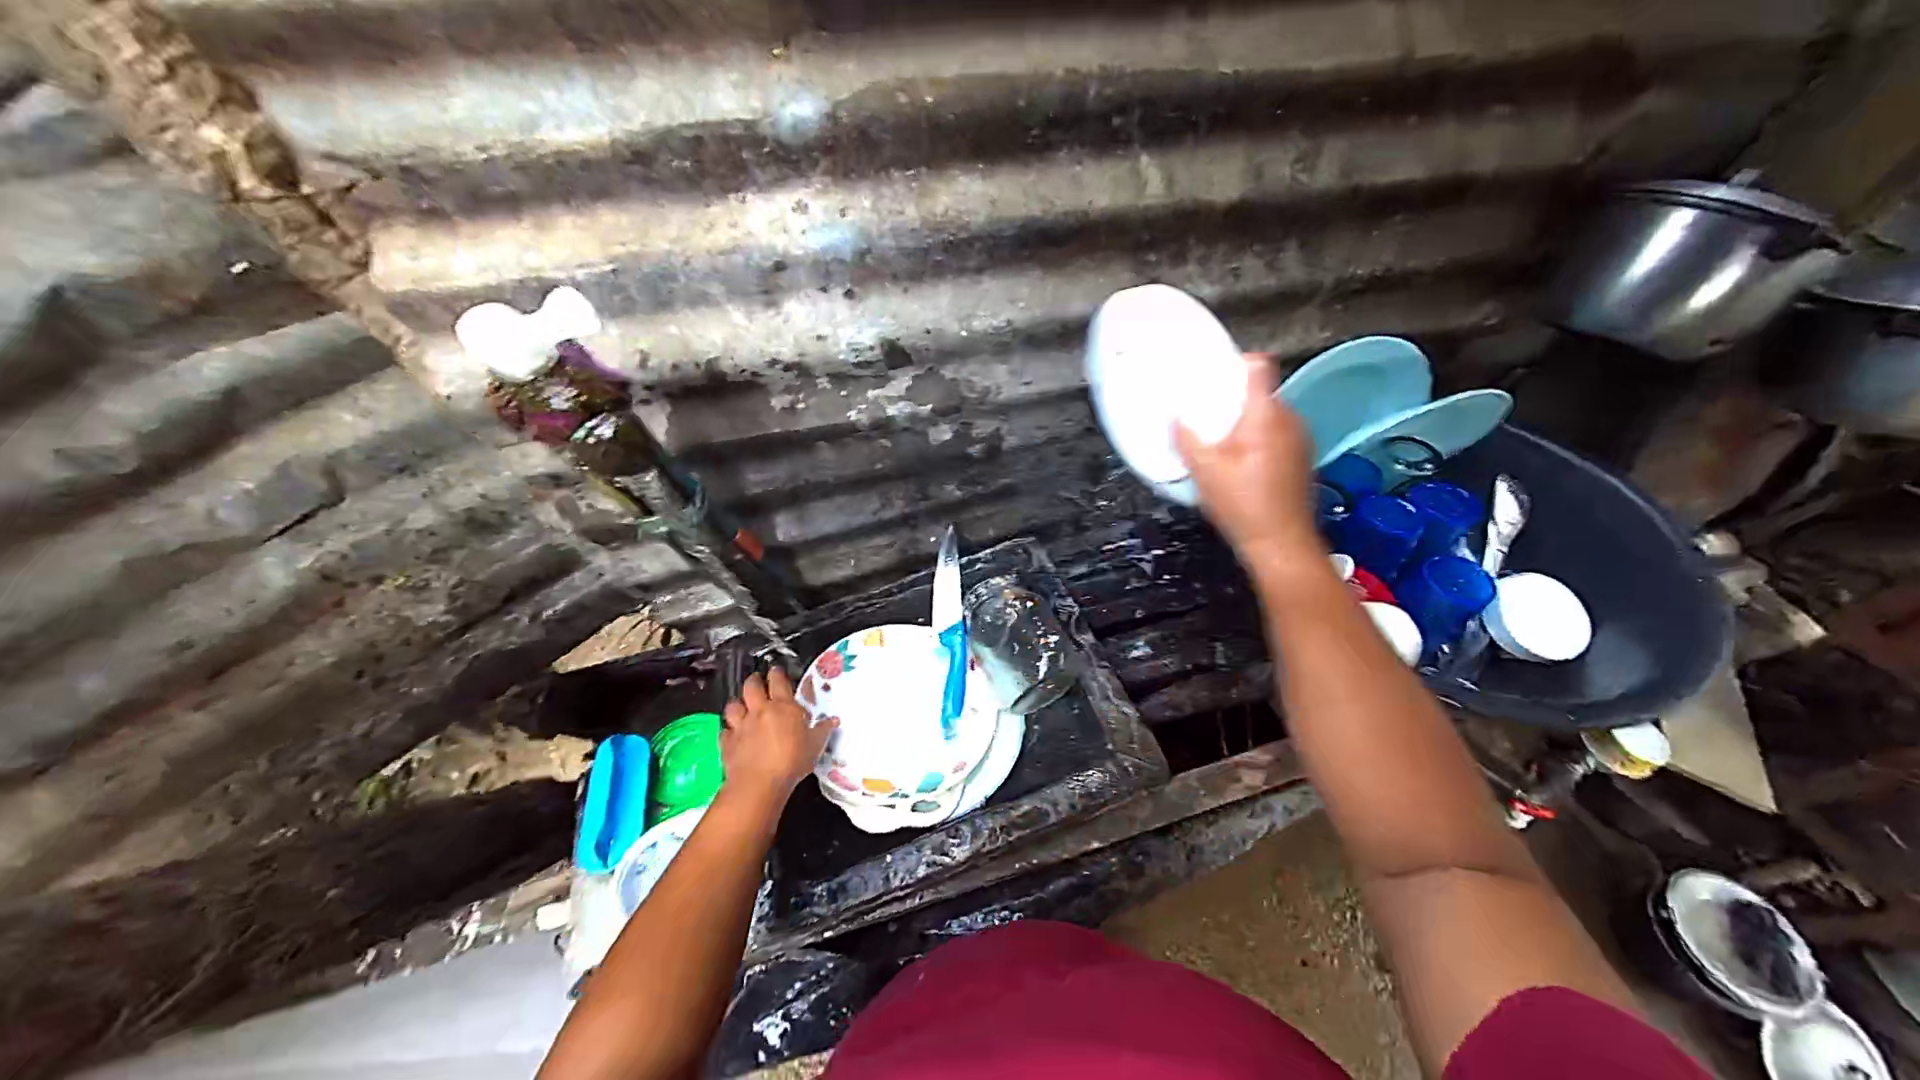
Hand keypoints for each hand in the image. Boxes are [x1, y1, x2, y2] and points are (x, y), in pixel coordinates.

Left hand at [721, 669, 835, 803]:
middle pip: (751, 686)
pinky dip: (729, 730)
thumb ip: (823, 730)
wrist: (759, 783)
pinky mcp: (727, 743)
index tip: (777, 671)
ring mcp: (741, 726)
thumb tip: (833, 720)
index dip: (777, 673)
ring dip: (737, 704)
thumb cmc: (791, 761)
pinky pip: (725, 730)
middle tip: (757, 681)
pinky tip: (733, 734)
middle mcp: (759, 711)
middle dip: (754, 681)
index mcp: (783, 707)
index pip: (778, 681)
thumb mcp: (815, 745)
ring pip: (733, 705)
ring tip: (742, 706)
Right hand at [1174, 354, 1322, 565]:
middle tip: (1206, 413)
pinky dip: (1259, 439)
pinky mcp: (1302, 458)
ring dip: (1247, 421)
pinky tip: (1240, 461)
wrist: (1281, 544)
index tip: (1216, 373)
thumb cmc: (1243, 505)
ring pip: (1270, 414)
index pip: (1259, 367)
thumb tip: (1175, 419)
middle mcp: (1289, 419)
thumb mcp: (1203, 471)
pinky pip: (1278, 434)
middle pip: (1262, 393)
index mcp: (1265, 415)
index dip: (1238, 362)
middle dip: (1235, 399)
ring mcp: (1300, 439)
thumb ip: (1186, 439)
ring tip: (1220, 439)